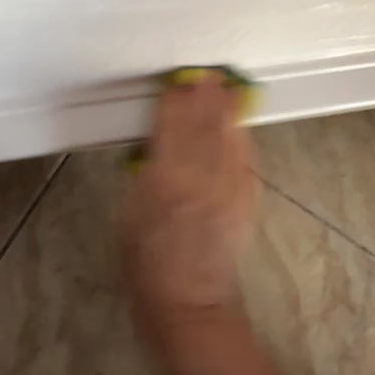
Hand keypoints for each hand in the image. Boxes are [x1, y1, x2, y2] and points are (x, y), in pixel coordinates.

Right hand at [120, 70, 257, 339]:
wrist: (186, 300)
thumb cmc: (145, 259)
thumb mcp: (129, 212)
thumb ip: (147, 172)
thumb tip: (159, 141)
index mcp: (163, 179)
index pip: (171, 126)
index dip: (174, 100)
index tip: (176, 82)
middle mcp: (199, 177)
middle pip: (202, 125)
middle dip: (203, 96)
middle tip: (205, 74)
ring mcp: (227, 188)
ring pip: (227, 137)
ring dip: (224, 109)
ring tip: (224, 86)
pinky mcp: (245, 200)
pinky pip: (244, 159)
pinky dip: (239, 137)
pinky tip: (237, 123)